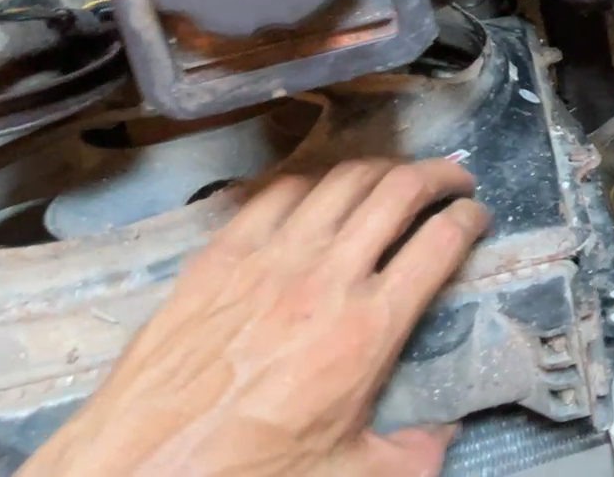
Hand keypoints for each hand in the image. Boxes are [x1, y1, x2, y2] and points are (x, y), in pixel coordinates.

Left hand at [18, 158, 490, 476]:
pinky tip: (322, 193)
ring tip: (397, 176)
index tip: (478, 216)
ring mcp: (272, 256)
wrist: (135, 474)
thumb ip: (410, 458)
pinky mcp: (225, 251)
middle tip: (454, 178)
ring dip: (384, 168)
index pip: (440, 245)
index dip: (469, 219)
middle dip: (439, 174)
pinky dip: (314, 181)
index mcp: (367, 329)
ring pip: (345, 179)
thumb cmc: (248, 475)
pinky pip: (280, 191)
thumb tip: (446, 435)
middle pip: (399, 192)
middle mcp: (328, 276)